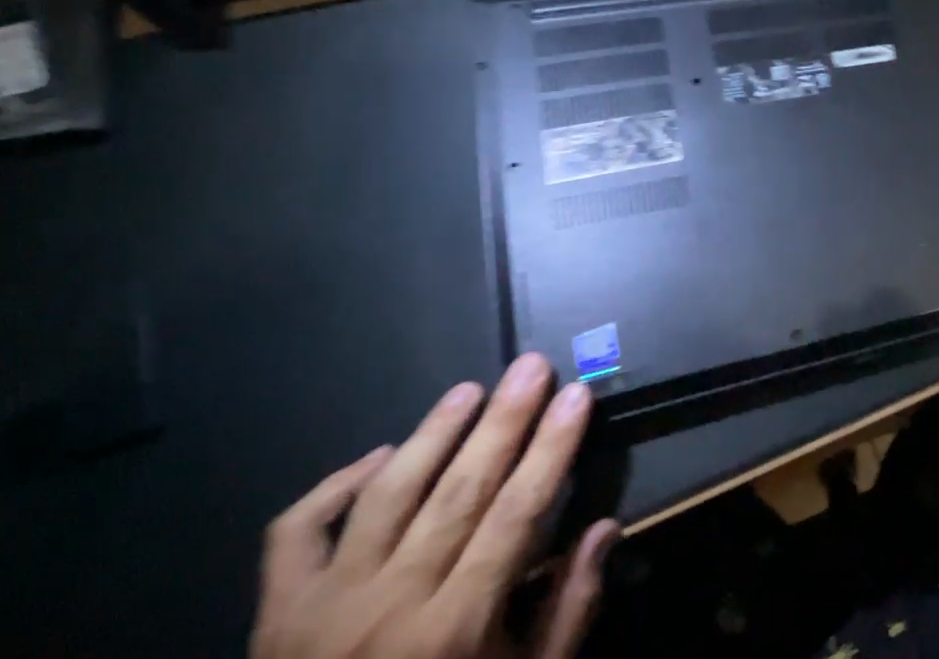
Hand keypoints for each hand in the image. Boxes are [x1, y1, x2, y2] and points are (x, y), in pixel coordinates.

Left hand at [251, 353, 621, 658]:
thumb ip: (569, 609)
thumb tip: (605, 529)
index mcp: (454, 630)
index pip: (517, 513)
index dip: (551, 448)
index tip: (575, 396)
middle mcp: (388, 605)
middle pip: (457, 491)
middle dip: (502, 421)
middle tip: (530, 367)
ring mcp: (322, 605)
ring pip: (385, 495)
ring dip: (431, 435)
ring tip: (469, 389)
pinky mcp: (275, 614)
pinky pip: (296, 533)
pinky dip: (334, 487)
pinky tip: (377, 456)